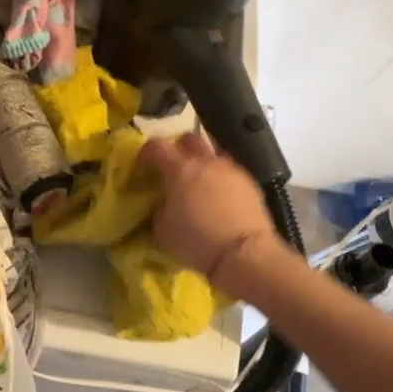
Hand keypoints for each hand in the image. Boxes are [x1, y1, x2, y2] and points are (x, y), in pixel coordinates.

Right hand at [142, 134, 300, 295]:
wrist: (243, 253)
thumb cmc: (196, 241)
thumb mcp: (162, 230)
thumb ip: (159, 209)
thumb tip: (164, 203)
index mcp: (179, 170)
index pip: (156, 146)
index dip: (146, 152)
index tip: (142, 165)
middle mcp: (205, 162)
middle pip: (189, 138)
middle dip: (178, 148)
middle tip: (173, 167)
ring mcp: (230, 169)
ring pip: (212, 152)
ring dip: (202, 162)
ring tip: (198, 182)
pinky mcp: (249, 182)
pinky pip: (229, 170)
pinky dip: (220, 178)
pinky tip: (219, 197)